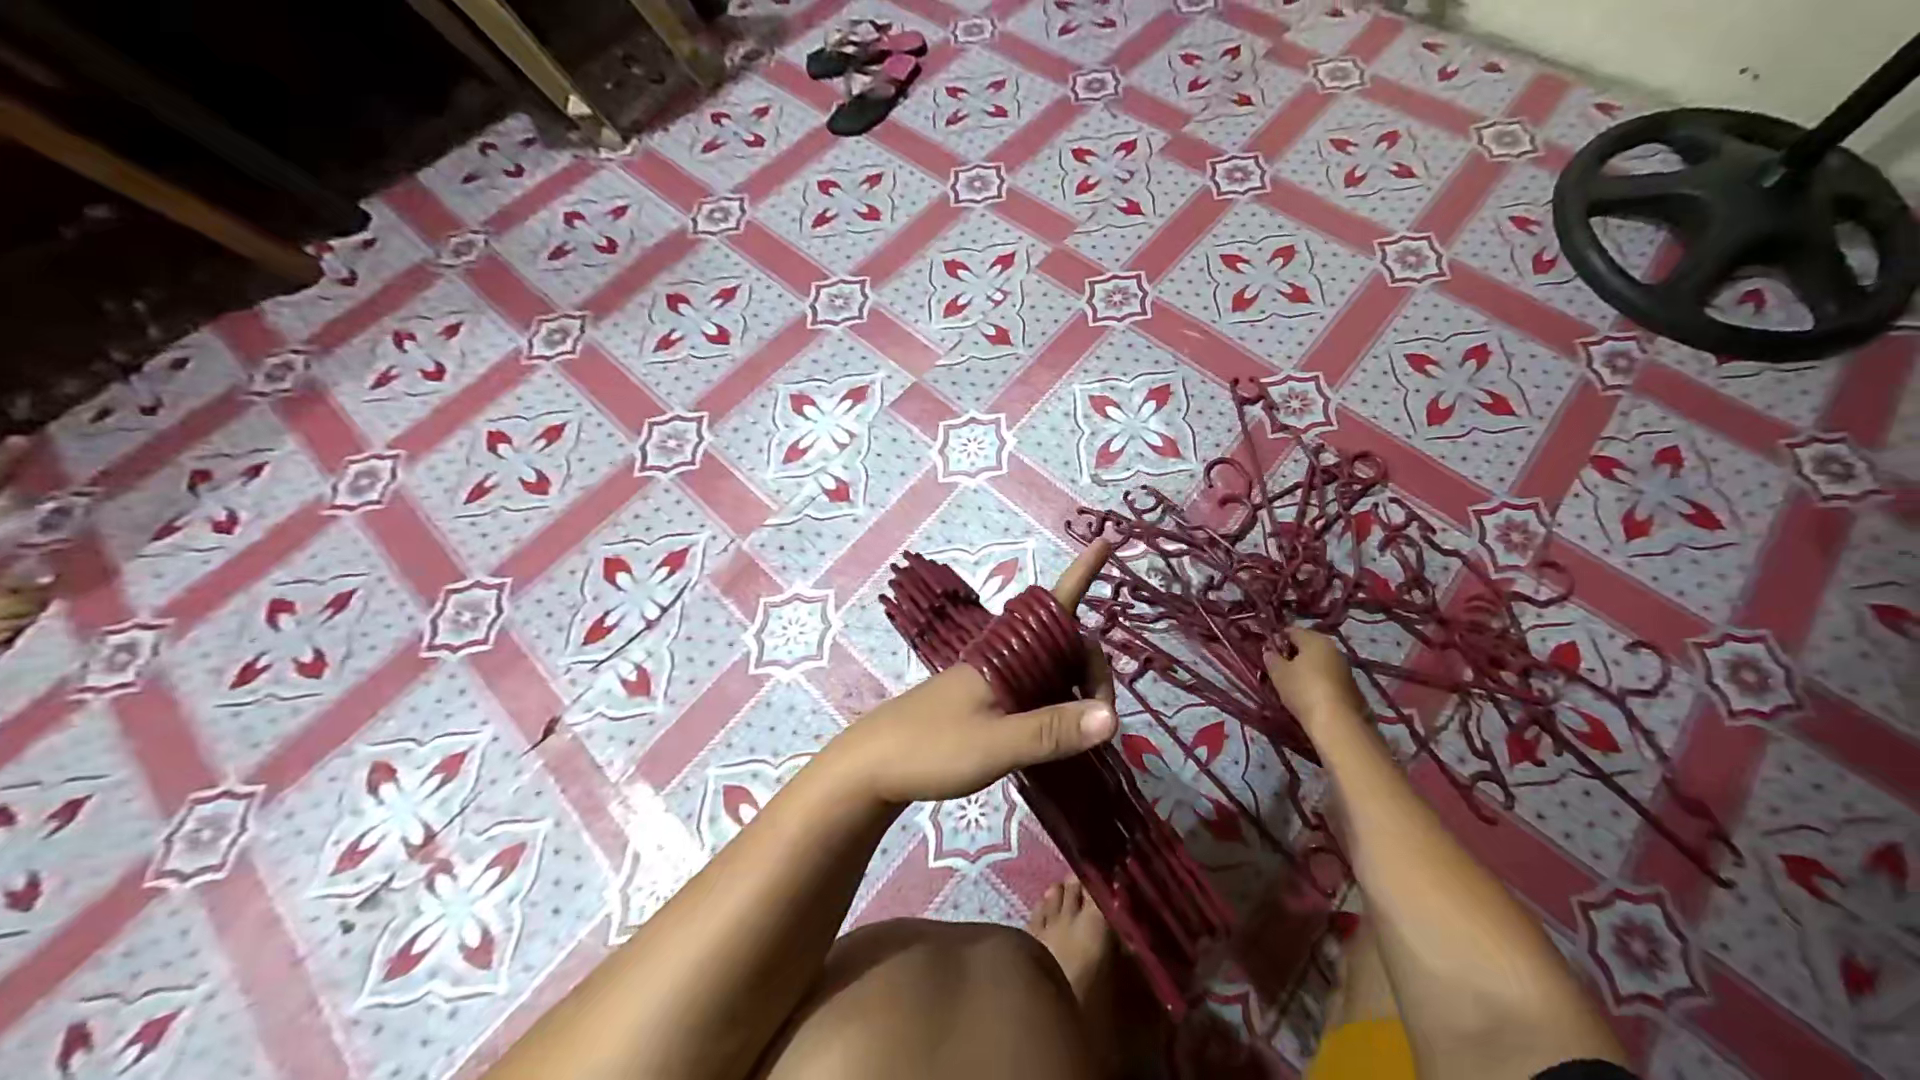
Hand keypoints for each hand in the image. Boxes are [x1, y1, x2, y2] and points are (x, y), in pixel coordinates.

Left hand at [822, 542, 1118, 805]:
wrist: (872, 767)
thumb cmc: (928, 747)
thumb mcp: (995, 744)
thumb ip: (1050, 731)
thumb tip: (1113, 717)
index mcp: (1006, 654)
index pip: (1055, 604)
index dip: (1083, 572)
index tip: (1108, 539)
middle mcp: (1005, 659)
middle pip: (1068, 646)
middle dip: (1095, 673)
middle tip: (1105, 722)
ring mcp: (997, 682)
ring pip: (1054, 671)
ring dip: (1080, 692)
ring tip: (1092, 730)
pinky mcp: (989, 705)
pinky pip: (1038, 694)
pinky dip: (1060, 708)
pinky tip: (1066, 733)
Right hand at [1263, 628, 1366, 729]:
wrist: (1337, 722)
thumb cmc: (1303, 690)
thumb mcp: (1279, 673)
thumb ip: (1272, 659)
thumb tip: (1269, 650)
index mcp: (1315, 640)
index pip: (1292, 631)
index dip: (1277, 639)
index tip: (1267, 651)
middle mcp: (1333, 649)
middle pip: (1308, 646)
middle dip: (1293, 654)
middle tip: (1278, 667)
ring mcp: (1344, 667)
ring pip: (1319, 662)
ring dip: (1306, 668)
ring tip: (1291, 682)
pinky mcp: (1350, 686)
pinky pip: (1328, 676)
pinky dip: (1317, 680)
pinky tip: (1308, 693)